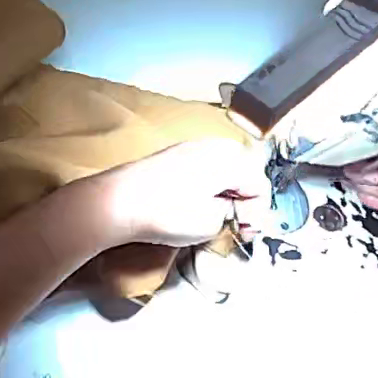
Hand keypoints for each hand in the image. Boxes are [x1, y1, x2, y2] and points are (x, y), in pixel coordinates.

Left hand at [70, 139, 270, 247]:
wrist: (117, 202)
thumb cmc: (167, 213)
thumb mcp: (211, 222)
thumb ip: (231, 213)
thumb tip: (230, 208)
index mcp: (229, 159)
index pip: (260, 184)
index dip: (257, 213)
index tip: (243, 232)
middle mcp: (212, 146)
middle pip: (244, 171)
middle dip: (243, 198)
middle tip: (234, 222)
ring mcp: (189, 147)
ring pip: (223, 167)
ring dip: (225, 191)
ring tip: (213, 215)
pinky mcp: (171, 155)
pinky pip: (203, 167)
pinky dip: (207, 184)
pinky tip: (193, 203)